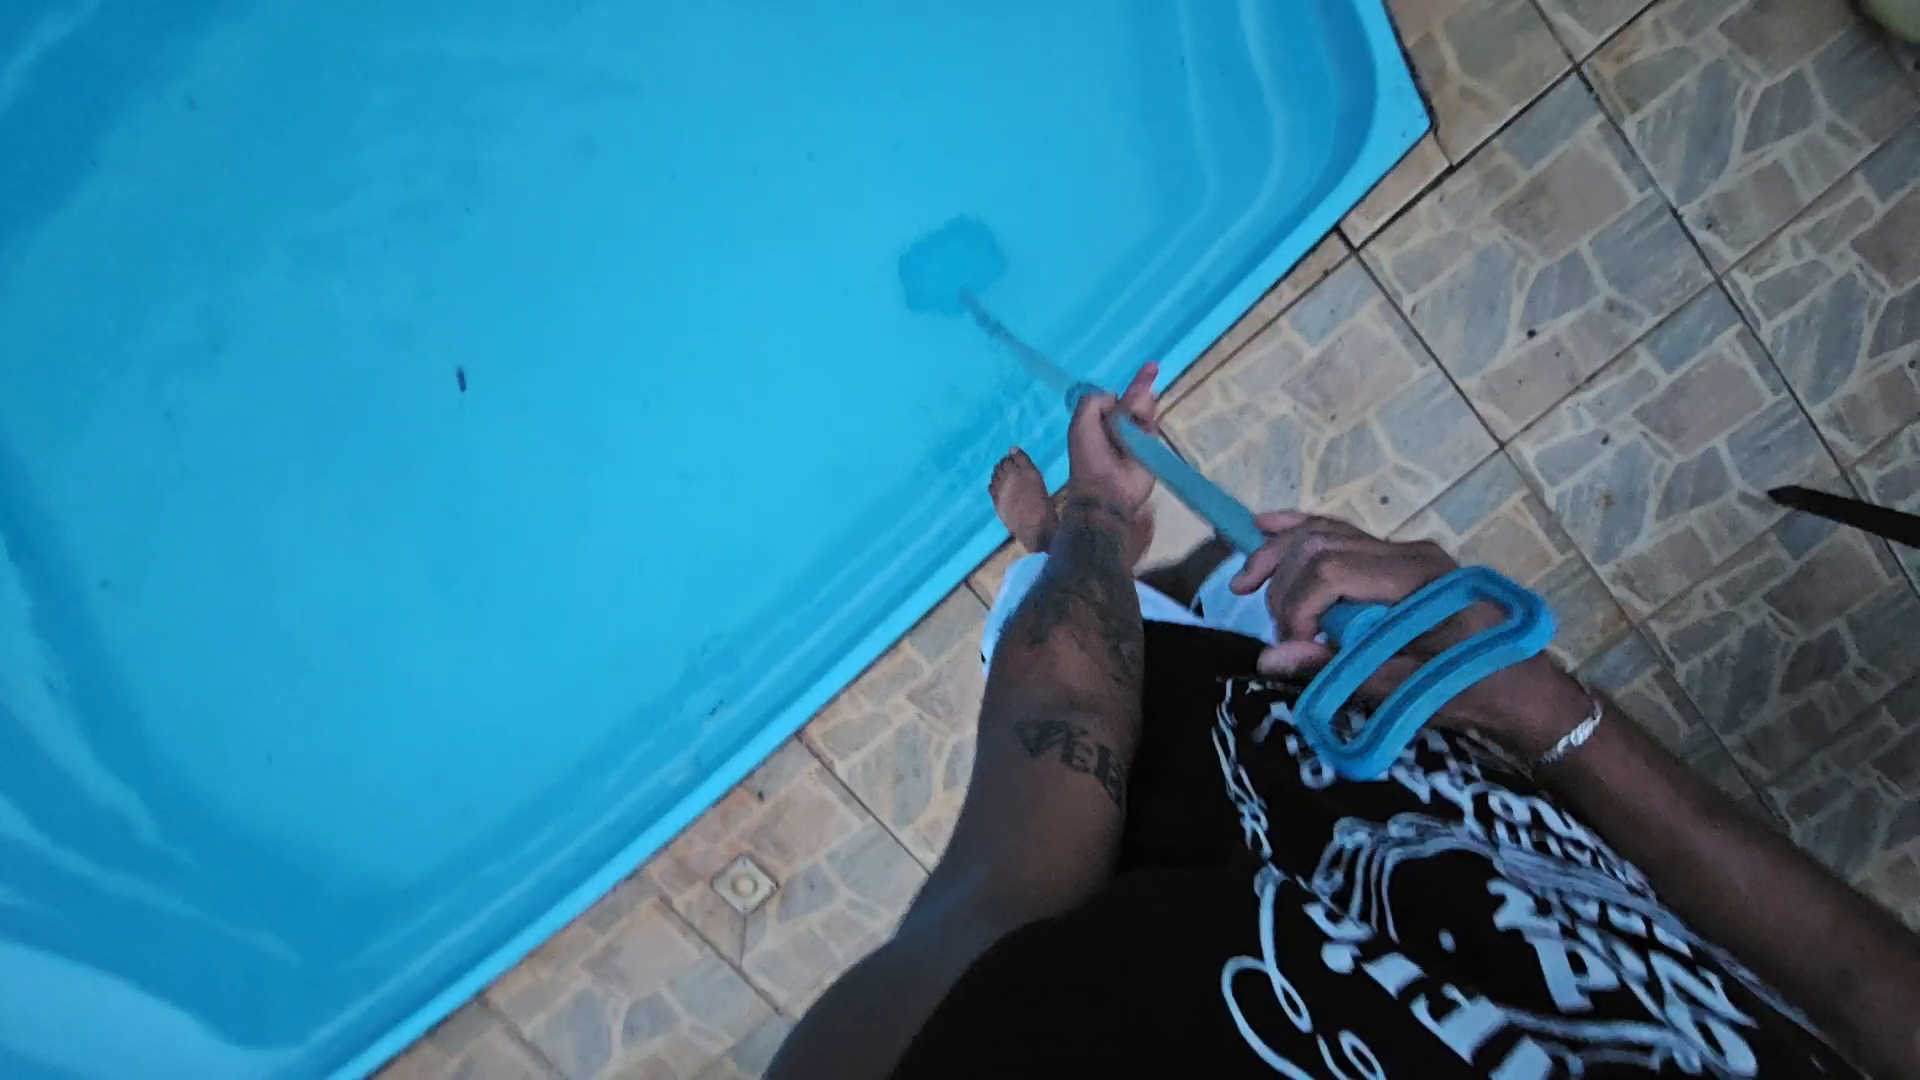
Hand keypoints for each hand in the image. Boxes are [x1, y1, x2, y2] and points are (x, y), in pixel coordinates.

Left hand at [1061, 362, 1160, 517]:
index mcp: (1095, 423)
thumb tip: (1114, 395)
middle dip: (1140, 386)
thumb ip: (1092, 403)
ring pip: (1144, 410)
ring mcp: (1134, 436)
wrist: (1108, 491)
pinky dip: (1149, 419)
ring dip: (1143, 402)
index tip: (1124, 383)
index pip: (1110, 400)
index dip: (1116, 392)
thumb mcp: (1080, 425)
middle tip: (1152, 367)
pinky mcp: (1150, 446)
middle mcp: (1115, 428)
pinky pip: (1152, 425)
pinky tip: (1144, 419)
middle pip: (1131, 401)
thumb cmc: (1090, 458)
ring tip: (1140, 406)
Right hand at [1228, 513, 1587, 751]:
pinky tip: (1263, 526)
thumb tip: (1268, 657)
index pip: (1331, 570)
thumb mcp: (1406, 689)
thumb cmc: (1473, 691)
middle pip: (1319, 546)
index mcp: (1417, 579)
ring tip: (1243, 582)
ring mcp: (1402, 550)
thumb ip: (1337, 669)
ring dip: (1277, 556)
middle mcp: (1408, 552)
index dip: (1296, 606)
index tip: (1291, 647)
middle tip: (1279, 633)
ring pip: (1322, 534)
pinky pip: (1338, 533)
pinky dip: (1298, 529)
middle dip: (1282, 587)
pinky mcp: (1393, 558)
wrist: (1526, 690)